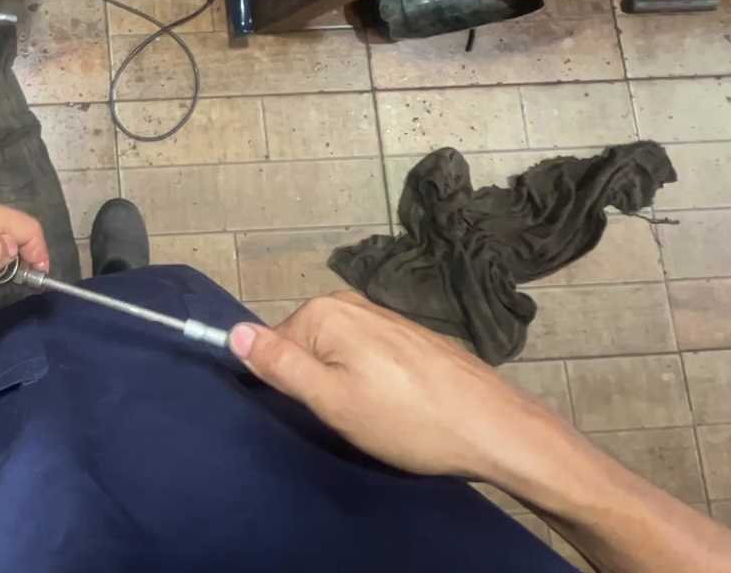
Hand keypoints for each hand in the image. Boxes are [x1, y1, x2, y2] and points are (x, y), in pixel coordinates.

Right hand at [229, 292, 584, 487]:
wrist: (498, 428)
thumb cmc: (407, 419)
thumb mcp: (331, 401)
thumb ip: (279, 364)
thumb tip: (232, 331)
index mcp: (322, 312)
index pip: (274, 345)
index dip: (290, 384)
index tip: (319, 411)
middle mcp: (348, 301)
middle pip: (305, 345)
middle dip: (318, 381)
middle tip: (350, 416)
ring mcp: (380, 313)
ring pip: (336, 351)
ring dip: (345, 381)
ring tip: (377, 414)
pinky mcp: (406, 331)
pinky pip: (365, 351)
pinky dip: (371, 378)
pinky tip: (398, 404)